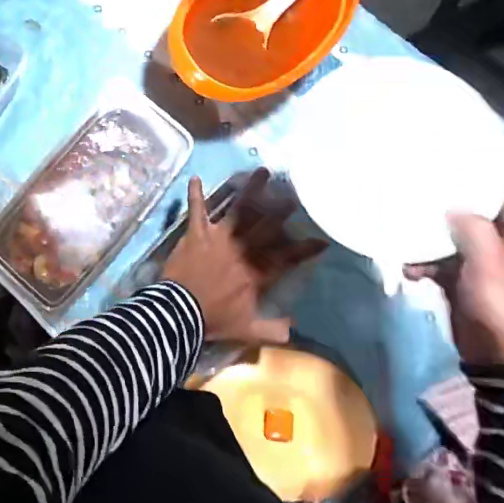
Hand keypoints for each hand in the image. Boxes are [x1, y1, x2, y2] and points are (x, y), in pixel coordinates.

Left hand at [161, 170, 324, 344]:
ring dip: (250, 189)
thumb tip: (293, 331)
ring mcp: (218, 238)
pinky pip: (196, 210)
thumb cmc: (214, 320)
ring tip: (263, 171)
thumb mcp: (248, 330)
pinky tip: (194, 177)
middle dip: (281, 210)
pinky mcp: (196, 233)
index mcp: (257, 272)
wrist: (180, 312)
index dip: (306, 249)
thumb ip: (272, 330)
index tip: (323, 240)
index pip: (287, 257)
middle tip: (294, 194)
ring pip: (239, 209)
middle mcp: (242, 249)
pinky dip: (194, 194)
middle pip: (267, 225)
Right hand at [405, 185, 503, 365]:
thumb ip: (474, 228)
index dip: (485, 179)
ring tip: (404, 235)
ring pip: (456, 239)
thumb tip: (455, 207)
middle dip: (448, 207)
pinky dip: (426, 264)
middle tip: (416, 193)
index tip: (452, 167)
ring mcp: (488, 267)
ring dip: (430, 239)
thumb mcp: (490, 261)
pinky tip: (408, 269)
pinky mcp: (468, 285)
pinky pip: (444, 264)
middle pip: (478, 215)